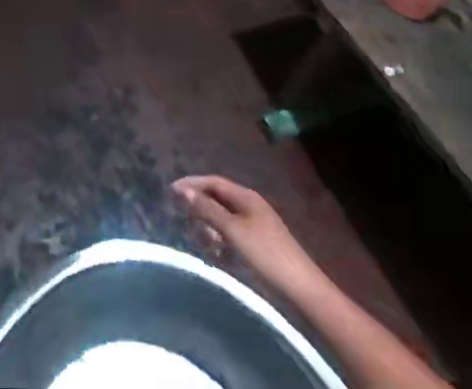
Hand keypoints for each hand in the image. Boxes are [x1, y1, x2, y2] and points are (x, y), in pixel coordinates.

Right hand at [173, 175, 322, 294]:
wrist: (301, 288)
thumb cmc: (265, 253)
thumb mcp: (231, 229)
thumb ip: (206, 209)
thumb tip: (182, 191)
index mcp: (245, 197)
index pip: (212, 182)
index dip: (191, 184)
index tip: (170, 192)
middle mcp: (250, 206)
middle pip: (217, 198)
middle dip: (199, 207)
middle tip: (185, 220)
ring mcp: (255, 225)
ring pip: (223, 217)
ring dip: (209, 226)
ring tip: (204, 241)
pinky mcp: (258, 243)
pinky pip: (231, 234)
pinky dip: (220, 239)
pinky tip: (217, 253)